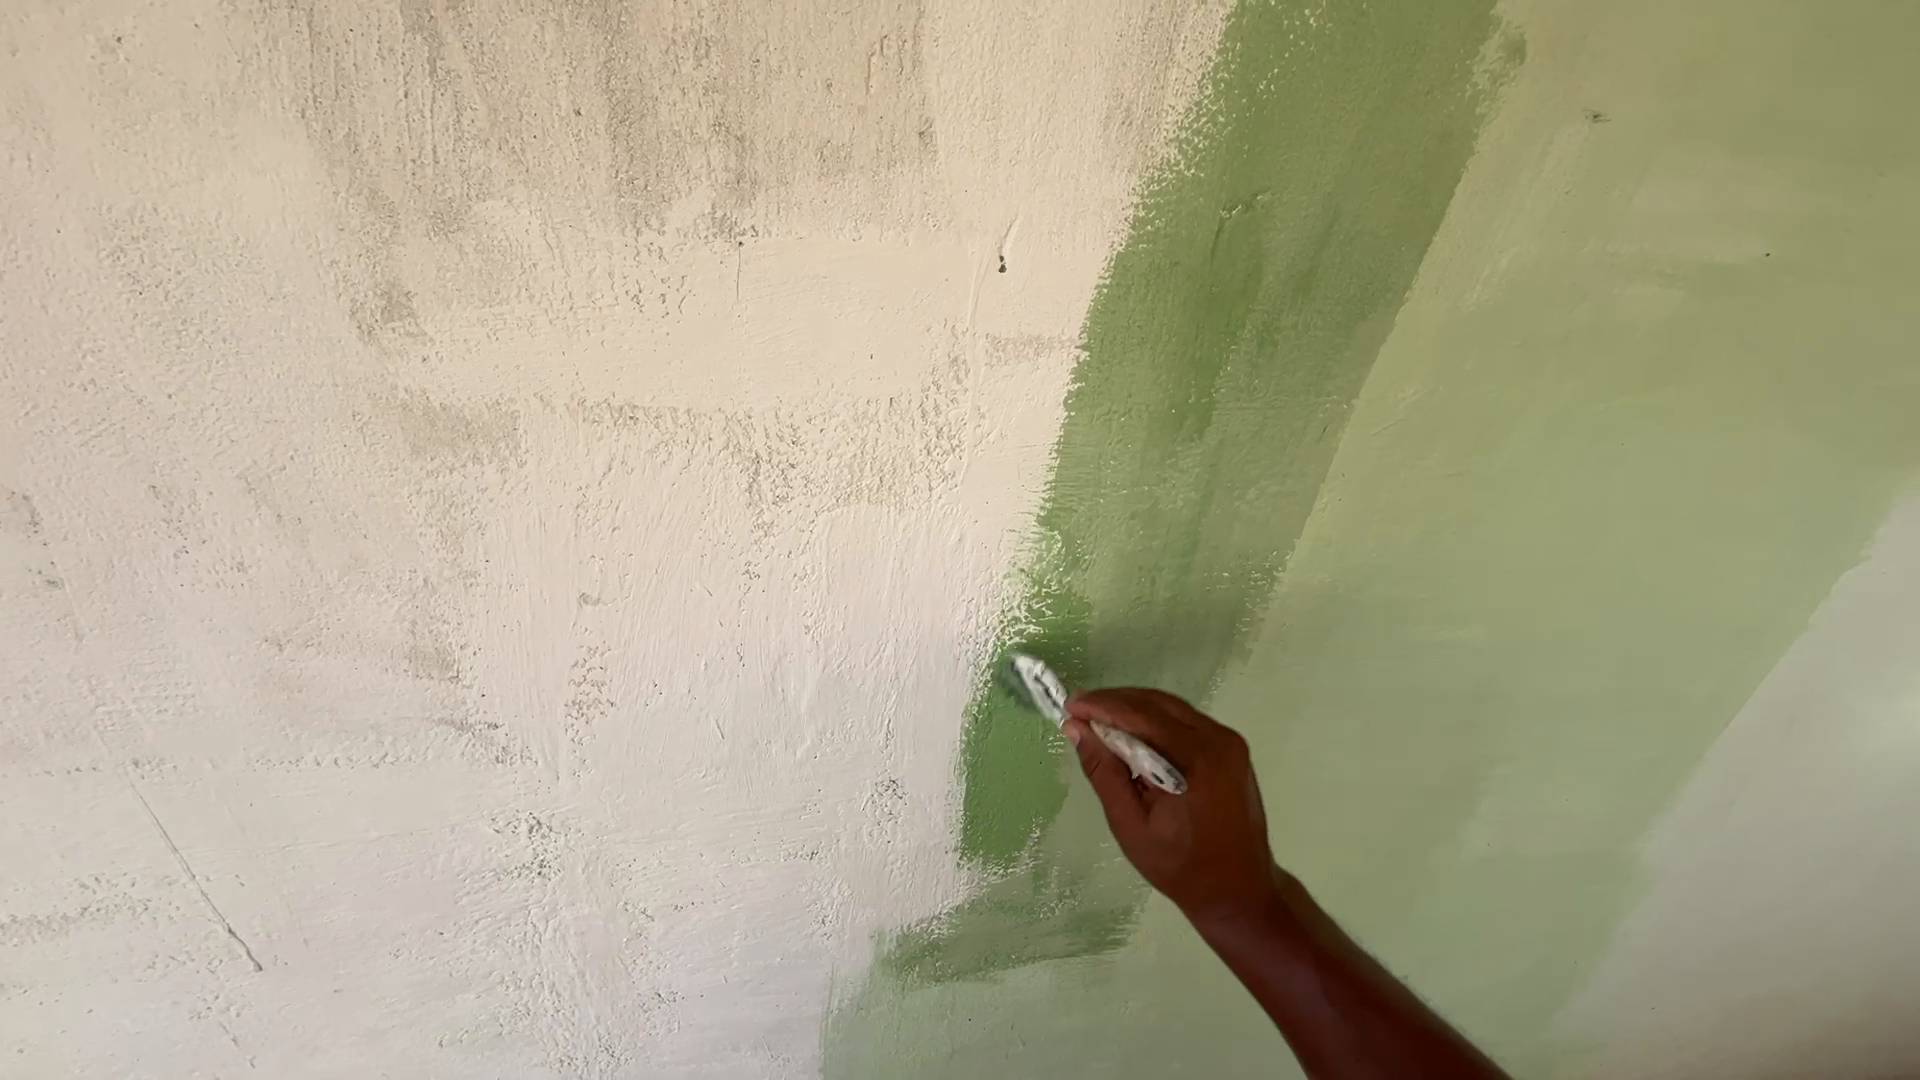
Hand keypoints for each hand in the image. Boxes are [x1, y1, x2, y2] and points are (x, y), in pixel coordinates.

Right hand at [1065, 689, 1281, 922]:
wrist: (1239, 890)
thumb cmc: (1180, 866)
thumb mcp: (1130, 825)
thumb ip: (1103, 772)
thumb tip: (1076, 729)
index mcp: (1196, 761)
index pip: (1141, 716)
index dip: (1102, 705)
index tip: (1070, 705)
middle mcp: (1218, 740)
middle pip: (1157, 704)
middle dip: (1115, 701)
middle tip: (1079, 709)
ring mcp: (1229, 741)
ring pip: (1171, 708)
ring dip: (1134, 708)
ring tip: (1099, 719)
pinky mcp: (1232, 748)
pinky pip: (1185, 721)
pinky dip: (1155, 720)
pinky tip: (1132, 733)